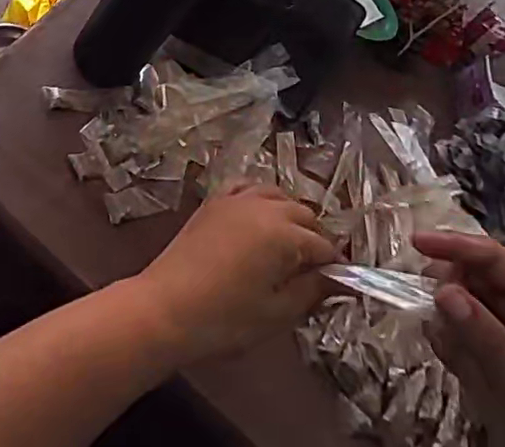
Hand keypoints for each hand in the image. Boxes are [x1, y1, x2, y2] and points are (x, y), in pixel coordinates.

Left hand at [131, 182, 336, 363]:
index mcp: (283, 232)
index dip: (334, 266)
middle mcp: (261, 206)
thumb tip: (337, 278)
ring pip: (275, 195)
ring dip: (288, 215)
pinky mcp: (213, 202)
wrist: (166, 307)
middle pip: (302, 213)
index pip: (323, 245)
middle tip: (314, 272)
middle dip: (314, 238)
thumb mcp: (278, 312)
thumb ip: (312, 290)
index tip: (338, 285)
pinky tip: (258, 220)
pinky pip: (245, 188)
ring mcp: (234, 199)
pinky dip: (259, 199)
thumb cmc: (226, 317)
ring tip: (289, 247)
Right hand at [414, 231, 504, 446]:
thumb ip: (492, 343)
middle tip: (426, 299)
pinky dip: (439, 338)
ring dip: (440, 313)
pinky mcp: (479, 364)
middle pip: (469, 275)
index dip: (456, 245)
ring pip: (454, 303)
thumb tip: (442, 290)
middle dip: (444, 280)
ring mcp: (496, 339)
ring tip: (445, 340)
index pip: (494, 261)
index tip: (416, 242)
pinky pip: (448, 335)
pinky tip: (446, 356)